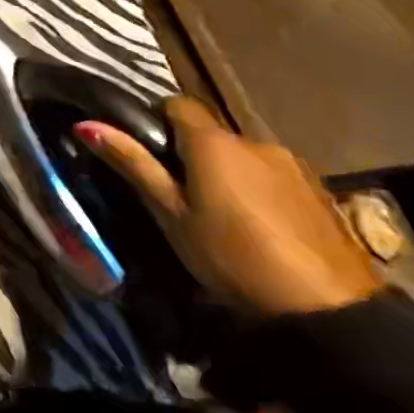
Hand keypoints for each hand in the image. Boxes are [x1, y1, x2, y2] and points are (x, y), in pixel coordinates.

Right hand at [77, 96, 384, 316]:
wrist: (326, 308)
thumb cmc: (232, 257)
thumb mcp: (172, 216)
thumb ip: (134, 165)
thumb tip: (86, 124)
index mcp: (212, 142)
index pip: (177, 104)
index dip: (158, 120)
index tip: (150, 153)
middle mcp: (252, 139)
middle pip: (211, 133)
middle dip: (194, 154)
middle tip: (181, 195)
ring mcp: (290, 163)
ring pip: (243, 155)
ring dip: (229, 172)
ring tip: (223, 216)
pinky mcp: (317, 189)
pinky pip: (273, 175)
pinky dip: (258, 189)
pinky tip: (260, 227)